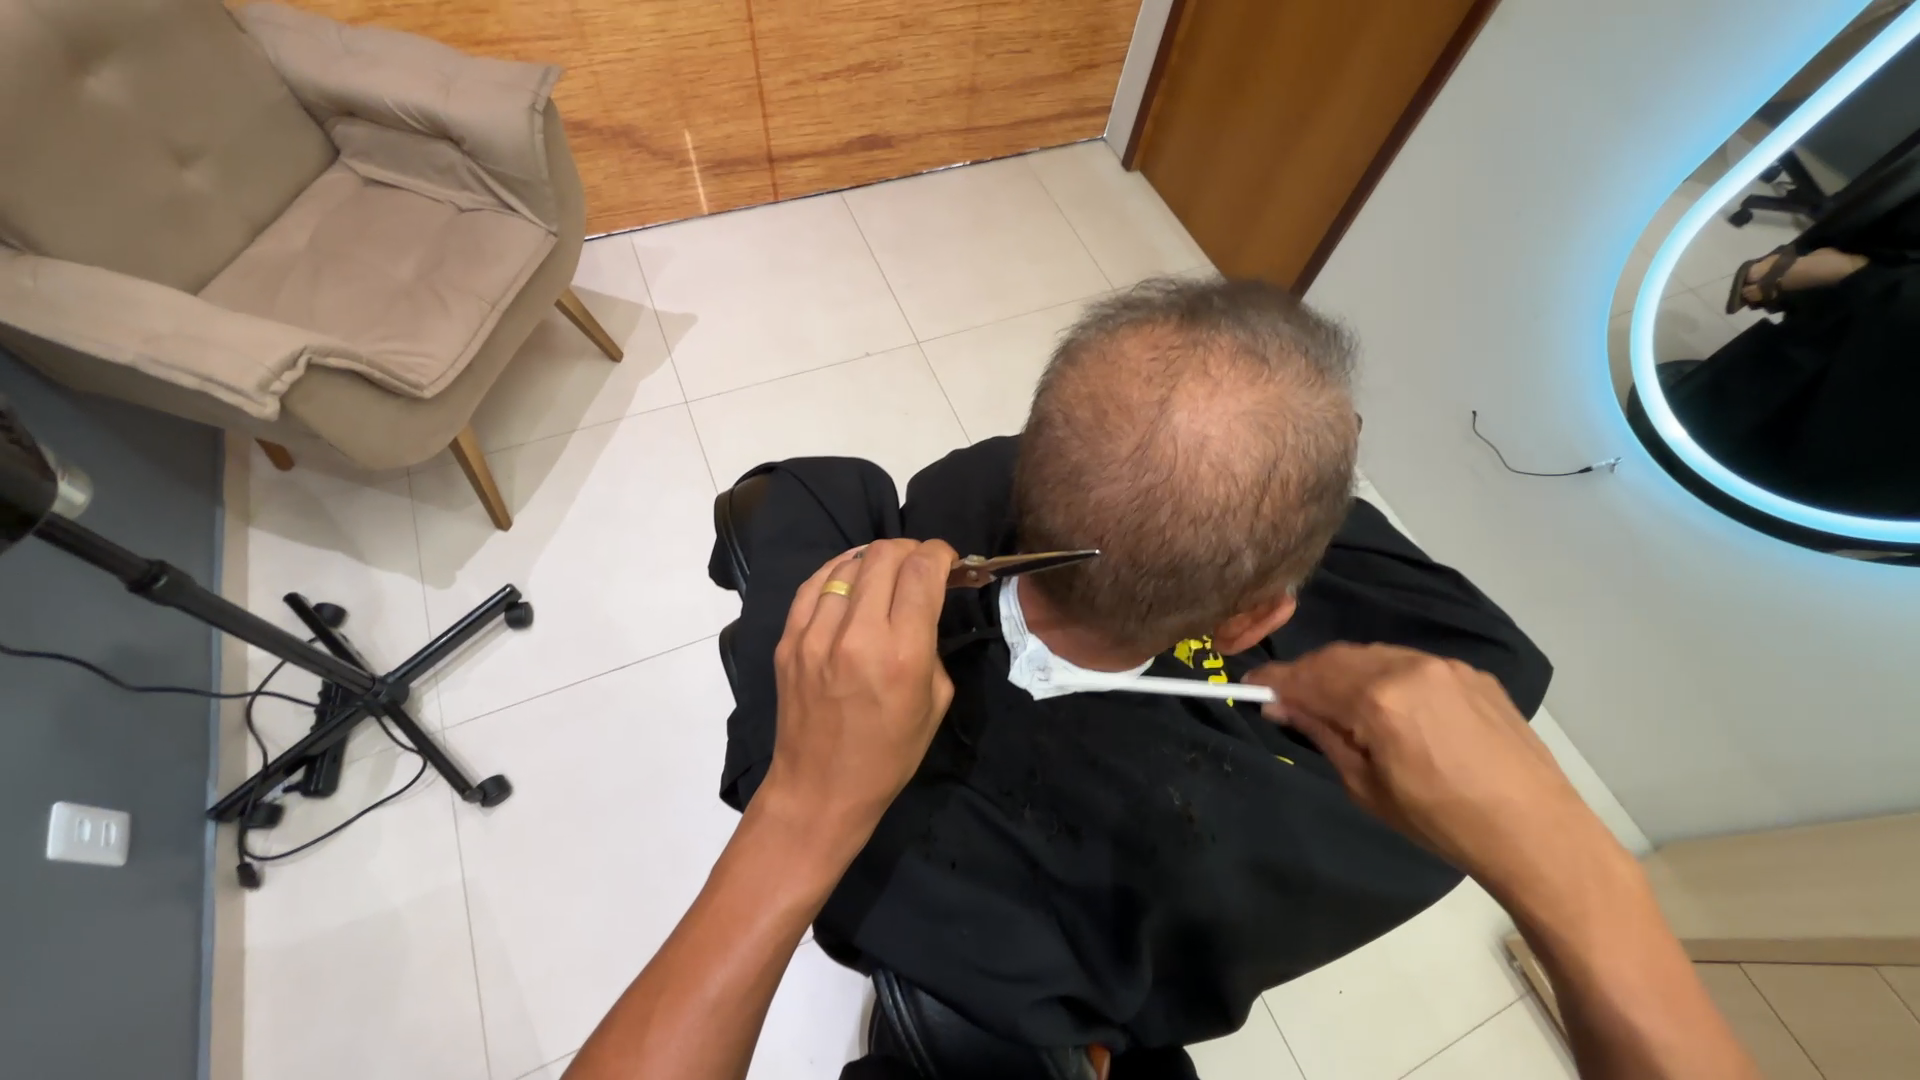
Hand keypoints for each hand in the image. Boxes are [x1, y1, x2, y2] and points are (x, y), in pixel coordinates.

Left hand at [759, 538, 957, 844]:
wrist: (820, 788)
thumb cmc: (889, 754)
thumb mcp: (936, 702)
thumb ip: (932, 644)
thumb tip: (927, 603)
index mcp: (902, 654)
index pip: (922, 571)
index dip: (940, 554)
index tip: (947, 562)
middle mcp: (857, 635)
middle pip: (884, 556)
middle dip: (911, 550)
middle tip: (920, 566)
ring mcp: (814, 635)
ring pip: (848, 564)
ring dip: (875, 560)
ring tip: (886, 572)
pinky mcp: (787, 640)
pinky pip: (813, 584)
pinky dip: (838, 572)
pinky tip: (851, 576)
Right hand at [1243, 645, 1616, 897]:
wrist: (1537, 832)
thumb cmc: (1441, 821)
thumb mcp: (1365, 786)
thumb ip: (1320, 734)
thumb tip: (1280, 705)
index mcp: (1378, 700)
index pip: (1306, 677)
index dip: (1272, 680)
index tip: (1250, 686)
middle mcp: (1408, 668)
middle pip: (1335, 658)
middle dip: (1306, 675)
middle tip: (1288, 700)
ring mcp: (1444, 666)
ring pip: (1371, 656)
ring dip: (1343, 673)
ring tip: (1336, 704)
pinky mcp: (1471, 674)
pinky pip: (1409, 664)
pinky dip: (1383, 677)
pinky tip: (1388, 707)